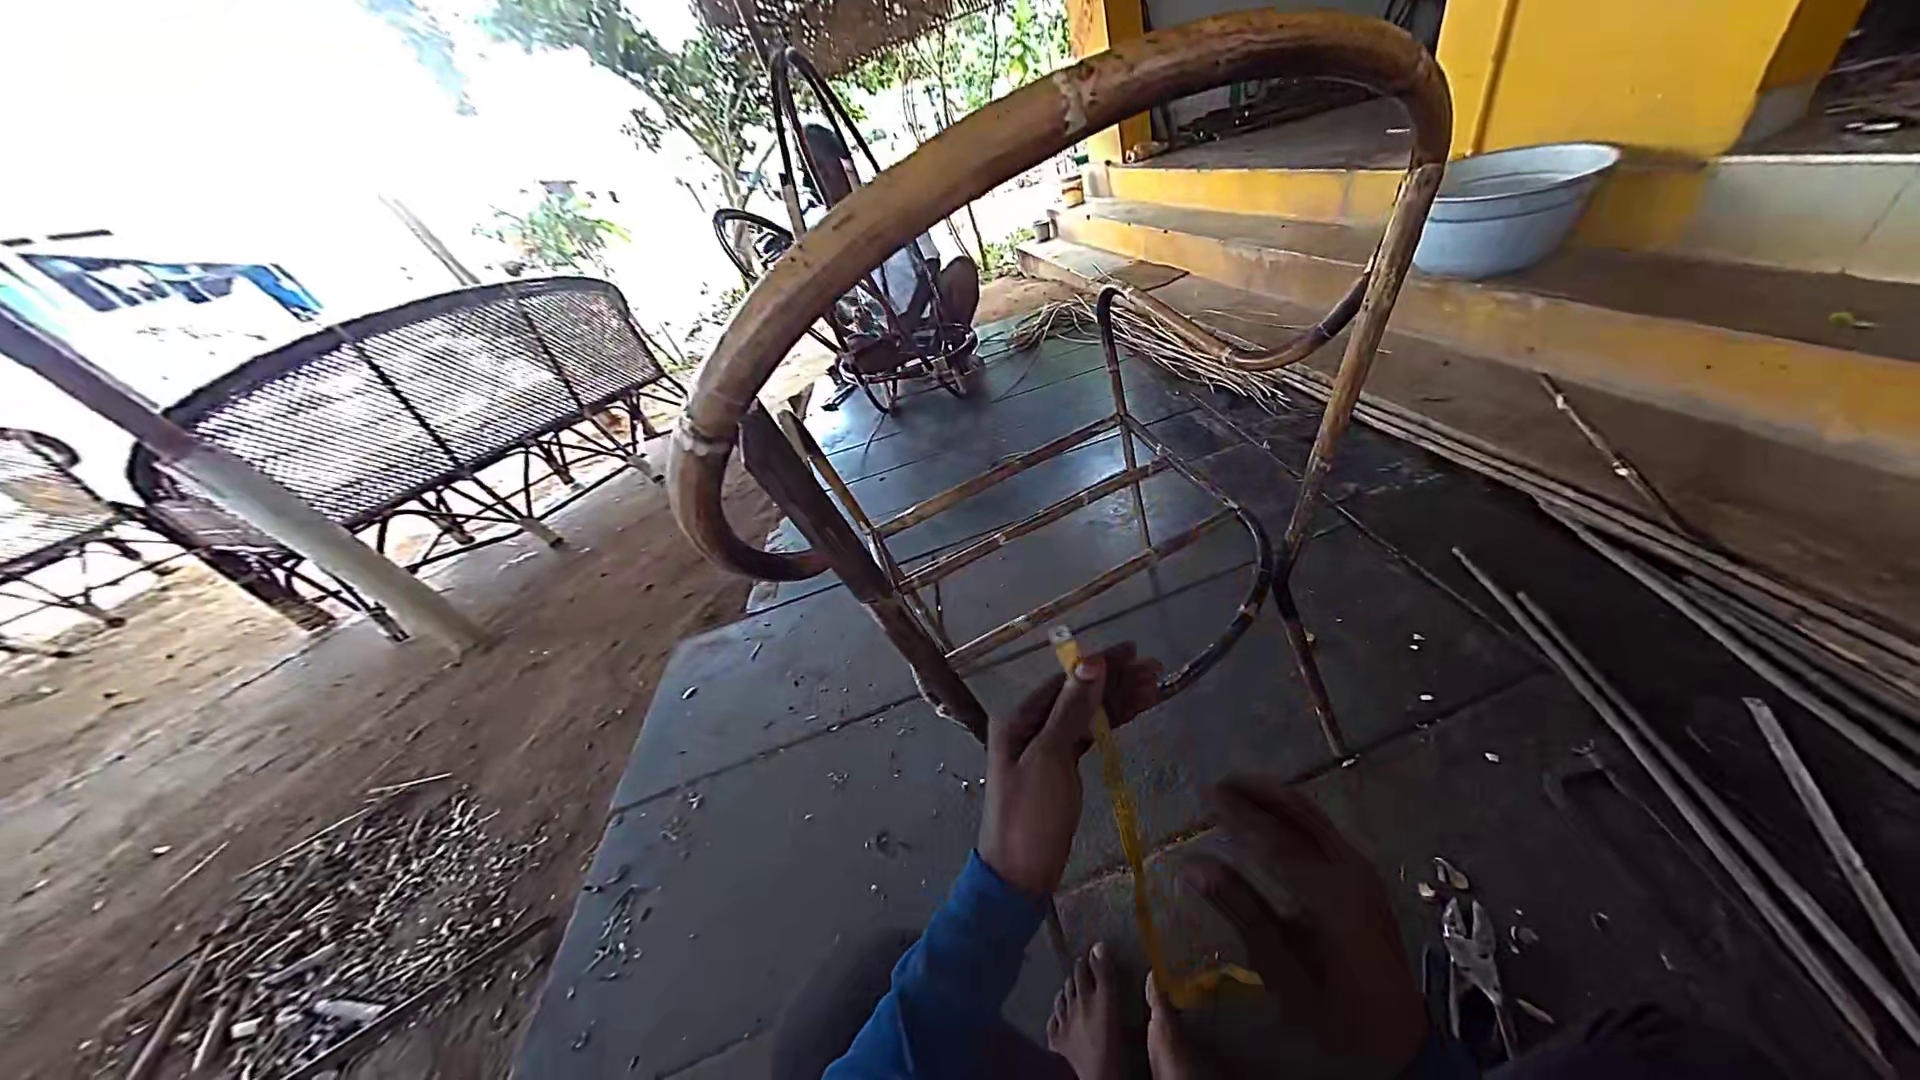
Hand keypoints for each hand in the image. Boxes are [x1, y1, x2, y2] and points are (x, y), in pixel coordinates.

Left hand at [978, 643, 1162, 895]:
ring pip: (1087, 713)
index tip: (1133, 651)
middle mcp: (1030, 725)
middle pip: (1078, 694)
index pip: (1064, 680)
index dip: (1099, 664)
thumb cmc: (1030, 813)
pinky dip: (1111, 723)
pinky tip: (1134, 712)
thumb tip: (1091, 661)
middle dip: (1115, 680)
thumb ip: (1071, 708)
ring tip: (1155, 688)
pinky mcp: (1061, 767)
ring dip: (1119, 700)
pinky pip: (1088, 735)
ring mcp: (1046, 746)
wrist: (1019, 874)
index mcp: (1018, 717)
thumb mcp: (1050, 755)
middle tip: (1155, 670)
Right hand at [1182, 775, 1426, 1065]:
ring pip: (1312, 816)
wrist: (1398, 1041)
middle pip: (1299, 812)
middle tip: (1219, 783)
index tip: (1207, 793)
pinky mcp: (1363, 877)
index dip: (1238, 813)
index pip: (1274, 838)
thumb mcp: (1282, 970)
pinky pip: (1321, 829)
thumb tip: (1193, 865)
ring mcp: (1361, 871)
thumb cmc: (1334, 1011)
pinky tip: (1268, 817)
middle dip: (1256, 793)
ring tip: (1237, 791)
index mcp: (1331, 894)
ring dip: (1273, 799)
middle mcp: (1350, 871)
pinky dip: (1290, 814)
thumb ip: (1240, 910)